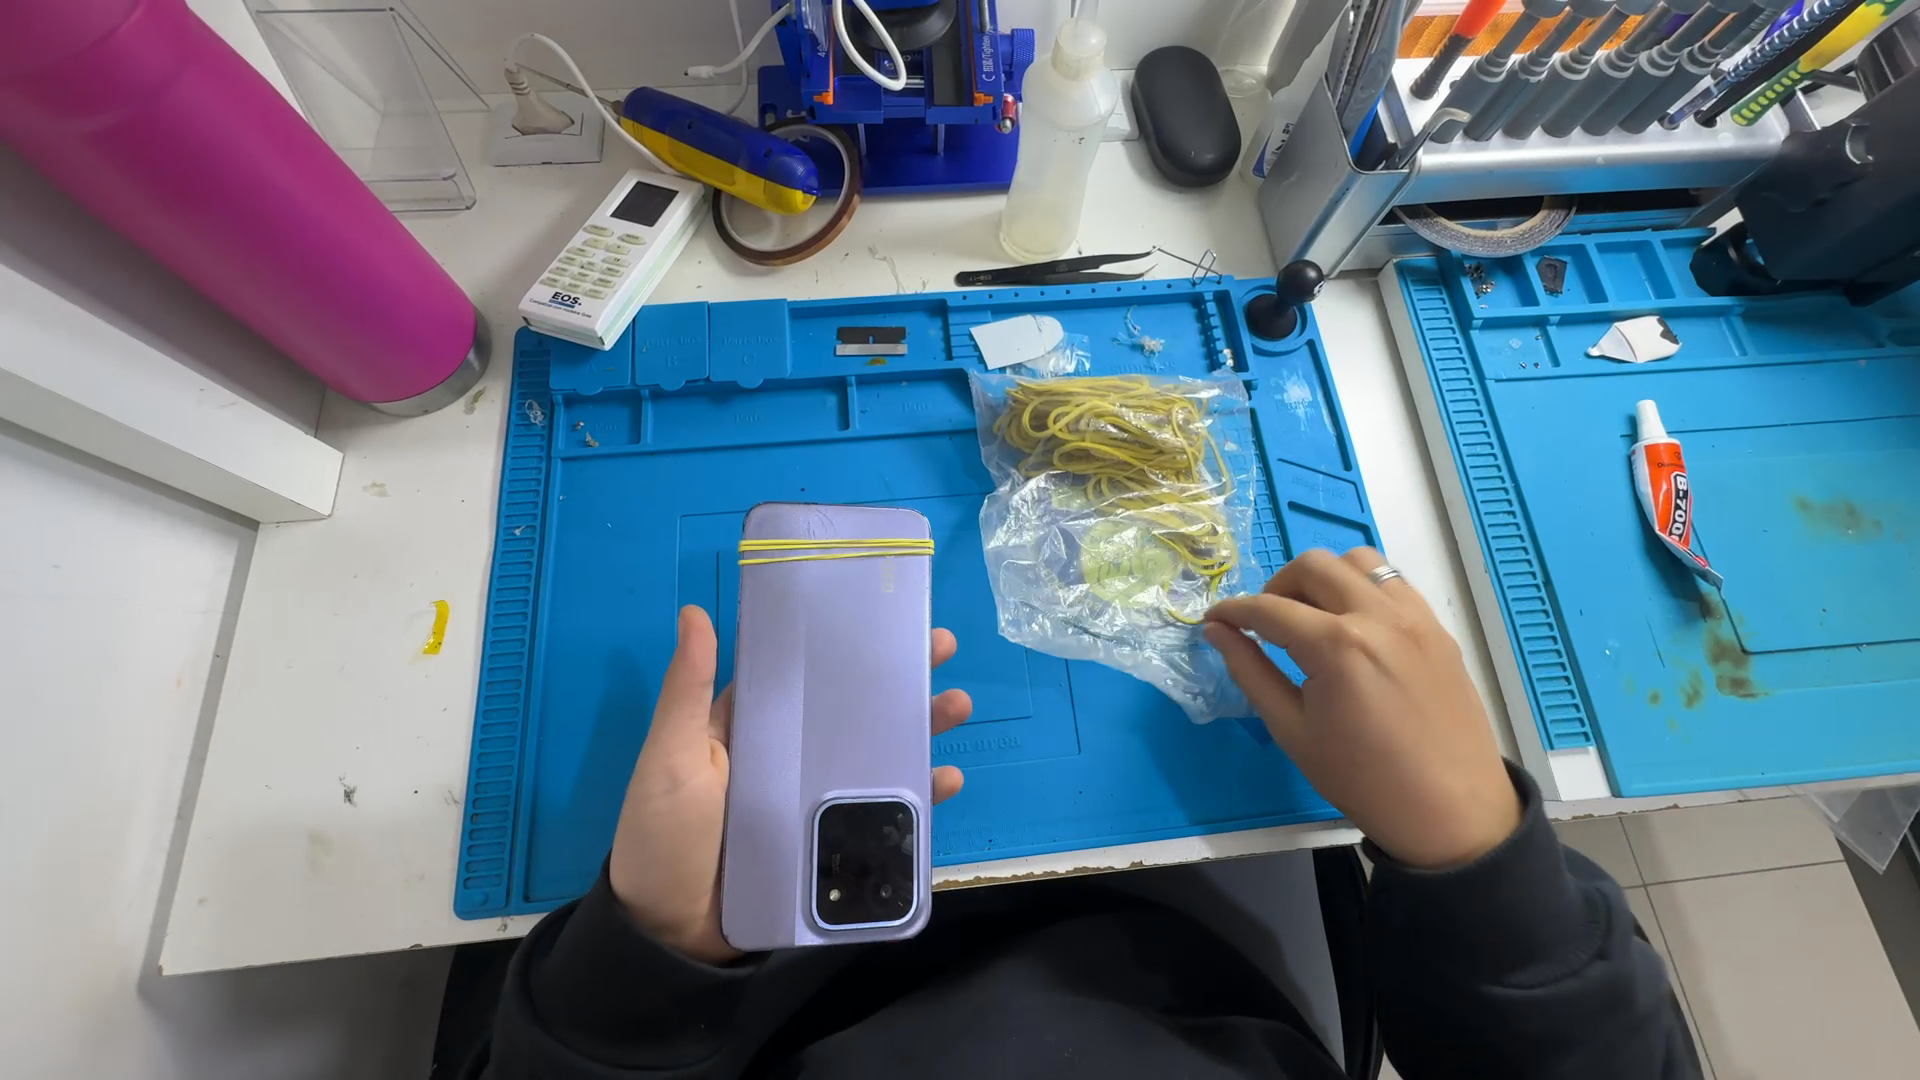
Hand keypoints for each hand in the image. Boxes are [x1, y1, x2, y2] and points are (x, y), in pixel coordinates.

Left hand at [608, 606, 971, 963]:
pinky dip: (919, 796)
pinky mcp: (836, 837)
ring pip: (881, 752)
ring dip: (922, 727)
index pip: (811, 672)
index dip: (848, 643)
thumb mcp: (673, 755)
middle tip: (942, 649)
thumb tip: (694, 611)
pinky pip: (886, 812)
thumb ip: (687, 690)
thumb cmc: (663, 833)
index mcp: (758, 724)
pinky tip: (947, 780)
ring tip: (957, 706)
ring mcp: (820, 796)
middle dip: (901, 677)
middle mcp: (796, 752)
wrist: (669, 934)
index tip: (888, 615)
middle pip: (858, 707)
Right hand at [1204, 548, 1519, 869]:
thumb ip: (1249, 670)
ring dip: (1323, 578)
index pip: (1268, 608)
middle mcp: (1378, 617)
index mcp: (1337, 646)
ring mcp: (1415, 618)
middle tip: (1265, 624)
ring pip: (1357, 561)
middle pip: (1312, 566)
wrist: (1452, 814)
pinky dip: (1361, 587)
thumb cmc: (1360, 779)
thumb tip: (1216, 630)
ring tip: (1311, 617)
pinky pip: (1393, 582)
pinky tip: (1350, 625)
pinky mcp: (1437, 629)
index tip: (1214, 620)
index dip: (1232, 611)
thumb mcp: (1290, 728)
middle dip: (1276, 587)